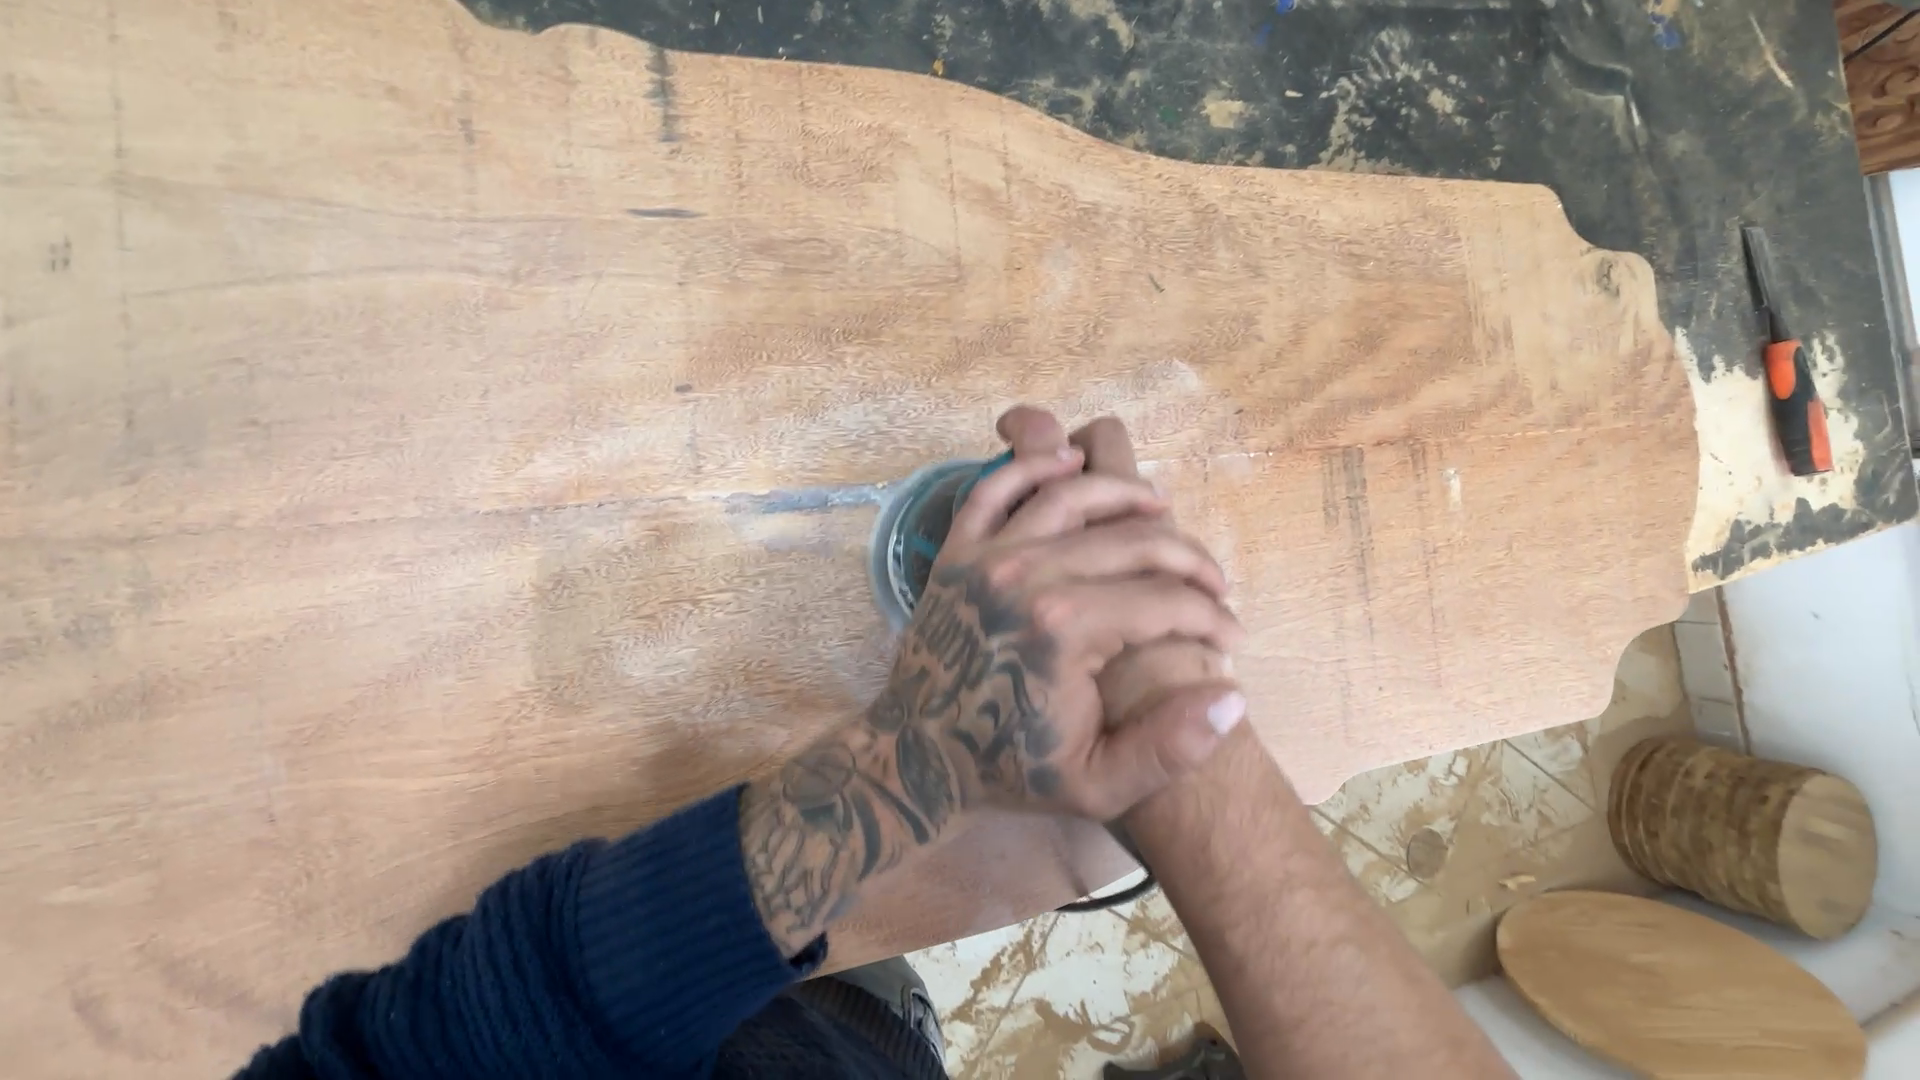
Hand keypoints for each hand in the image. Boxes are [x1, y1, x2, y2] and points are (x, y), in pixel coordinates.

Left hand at [879, 410, 1245, 821]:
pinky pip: (994, 490)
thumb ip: (1171, 749)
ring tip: (1160, 506)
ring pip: (1070, 497)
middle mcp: (1026, 576)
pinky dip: (1032, 467)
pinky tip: (1070, 460)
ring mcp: (986, 557)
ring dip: (1123, 494)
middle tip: (1213, 582)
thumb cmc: (1010, 770)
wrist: (919, 757)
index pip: (1165, 601)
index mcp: (1065, 630)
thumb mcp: (1099, 785)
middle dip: (1187, 559)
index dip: (1211, 616)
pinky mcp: (957, 553)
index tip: (1229, 635)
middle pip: (1130, 541)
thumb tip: (1233, 699)